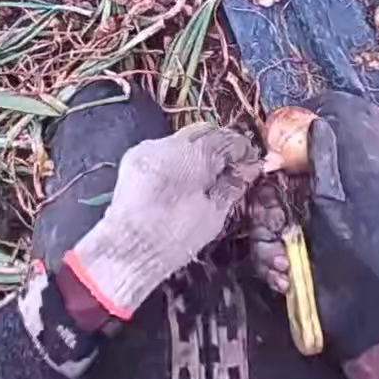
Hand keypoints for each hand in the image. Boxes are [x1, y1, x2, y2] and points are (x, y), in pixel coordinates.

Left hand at [61, 122, 262, 318]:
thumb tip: (250, 168)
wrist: (128, 247)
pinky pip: (161, 149)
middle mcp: (170, 142)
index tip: (249, 162)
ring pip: (180, 138)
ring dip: (195, 151)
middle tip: (228, 168)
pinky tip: (177, 181)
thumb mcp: (214, 213)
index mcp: (195, 153)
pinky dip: (174, 159)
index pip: (227, 138)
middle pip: (203, 131)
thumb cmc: (175, 235)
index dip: (242, 149)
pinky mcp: (132, 157)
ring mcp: (148, 148)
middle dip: (218, 144)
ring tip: (202, 178)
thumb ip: (232, 185)